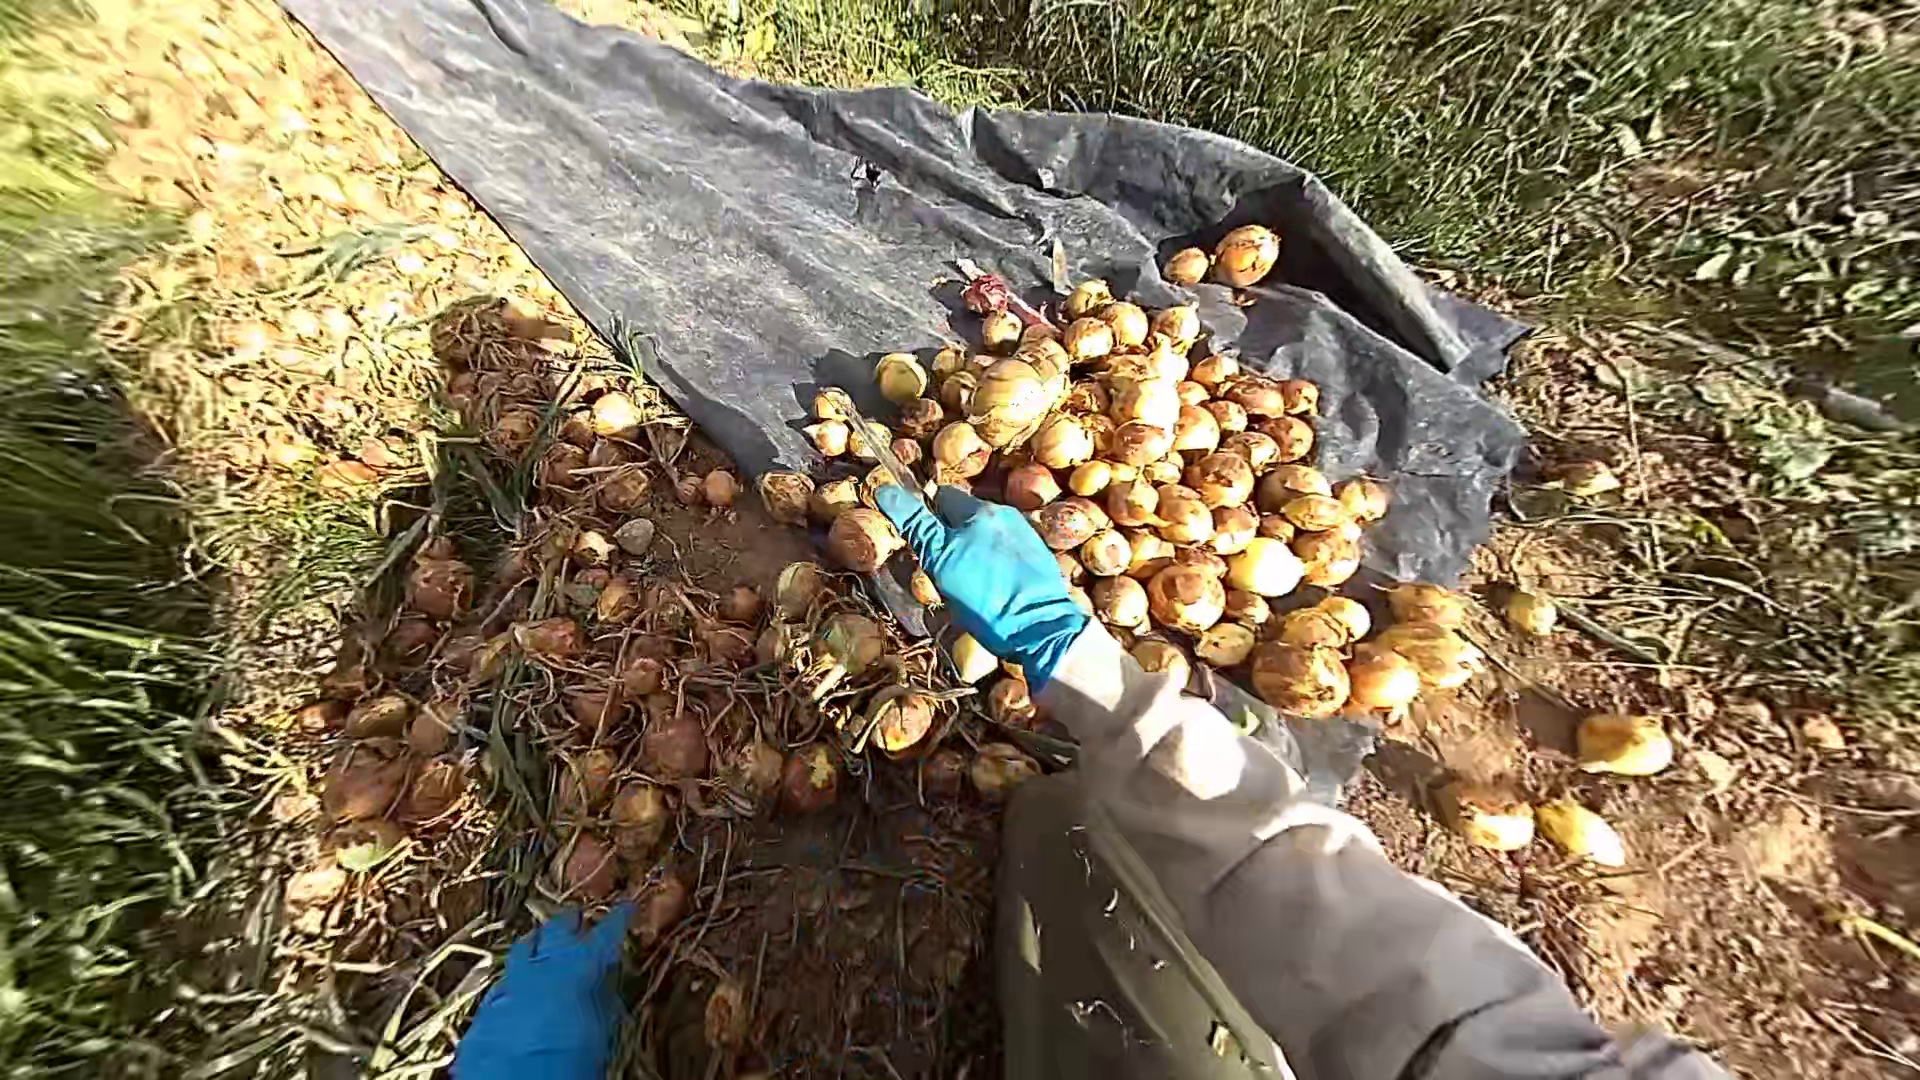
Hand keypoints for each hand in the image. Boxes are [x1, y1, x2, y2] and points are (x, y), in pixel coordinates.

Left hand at [454, 905, 631, 1079]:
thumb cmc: (574, 1060)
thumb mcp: (602, 1025)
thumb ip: (601, 993)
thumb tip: (603, 977)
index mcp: (582, 964)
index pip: (609, 928)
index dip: (620, 916)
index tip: (627, 908)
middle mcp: (545, 966)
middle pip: (557, 927)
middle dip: (569, 921)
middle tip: (578, 920)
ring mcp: (509, 988)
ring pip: (522, 951)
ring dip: (535, 948)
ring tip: (542, 950)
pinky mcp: (482, 1016)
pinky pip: (499, 989)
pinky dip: (511, 988)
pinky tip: (515, 998)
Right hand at [876, 485, 1087, 689]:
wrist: (1042, 630)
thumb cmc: (986, 600)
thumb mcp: (941, 563)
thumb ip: (916, 525)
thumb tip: (885, 490)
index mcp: (980, 512)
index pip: (941, 496)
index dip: (925, 515)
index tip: (920, 539)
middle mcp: (1004, 515)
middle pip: (964, 515)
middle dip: (949, 533)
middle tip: (941, 566)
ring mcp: (1024, 535)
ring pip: (984, 532)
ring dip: (972, 547)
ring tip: (968, 581)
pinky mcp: (1038, 556)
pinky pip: (1004, 549)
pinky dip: (993, 559)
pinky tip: (993, 585)